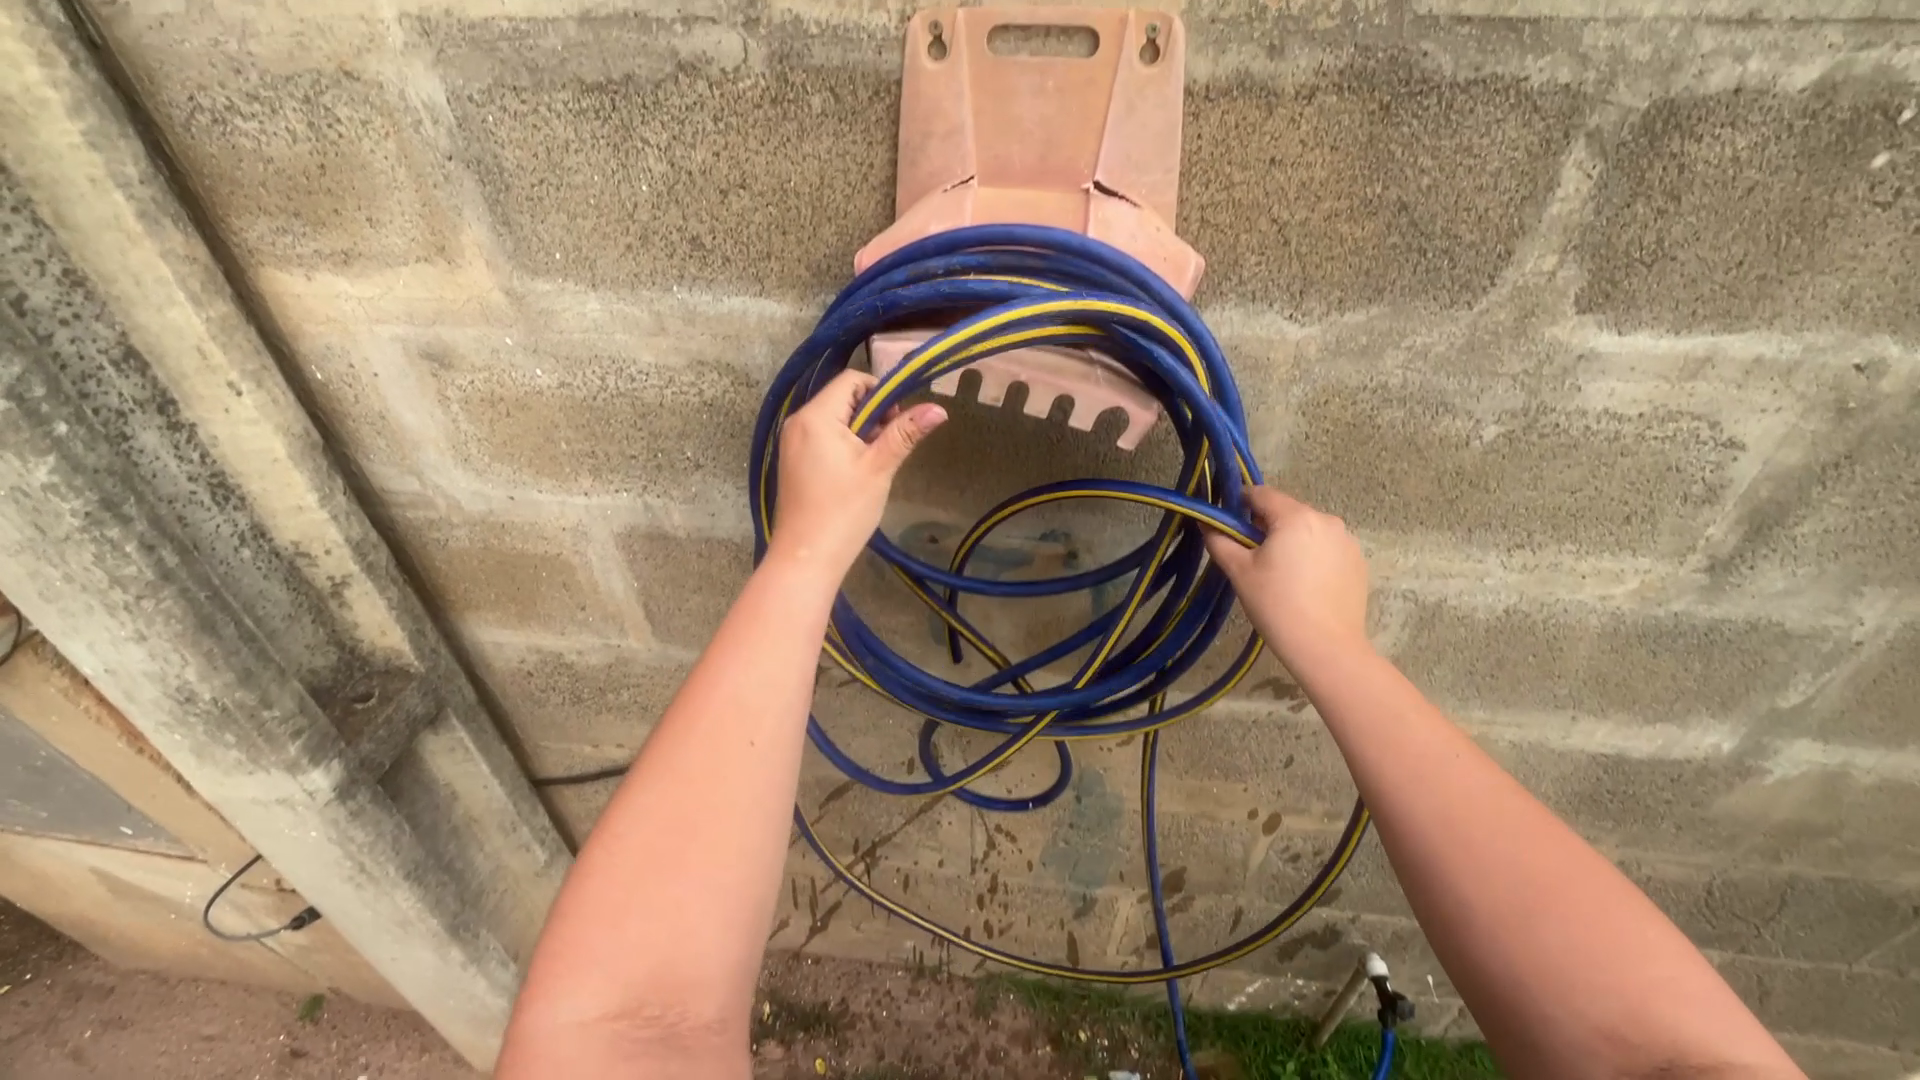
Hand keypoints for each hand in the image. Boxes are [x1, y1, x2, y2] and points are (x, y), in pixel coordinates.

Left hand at [769, 370, 946, 574]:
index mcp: (816, 416)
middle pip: (842, 398)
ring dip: (860, 433)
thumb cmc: (844, 511)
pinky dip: (844, 446)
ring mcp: (792, 443)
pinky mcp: (793, 462)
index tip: (896, 424)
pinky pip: (822, 438)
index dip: (881, 393)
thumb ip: (905, 433)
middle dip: (872, 416)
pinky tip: (855, 474)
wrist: (806, 557)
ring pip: (834, 420)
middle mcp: (798, 422)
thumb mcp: (879, 468)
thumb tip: (938, 408)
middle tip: (887, 448)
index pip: (852, 380)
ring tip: (873, 465)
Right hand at [1203, 486, 1370, 665]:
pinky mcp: (1358, 561)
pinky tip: (1305, 585)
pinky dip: (1312, 557)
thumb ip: (1219, 541)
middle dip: (1266, 527)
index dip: (1239, 504)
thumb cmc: (1276, 604)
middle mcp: (1326, 520)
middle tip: (1252, 558)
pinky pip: (1326, 548)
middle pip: (1286, 512)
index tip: (1229, 526)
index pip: (1261, 494)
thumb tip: (1206, 523)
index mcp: (1295, 517)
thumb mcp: (1239, 572)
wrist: (1325, 646)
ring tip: (1281, 575)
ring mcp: (1347, 541)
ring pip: (1307, 530)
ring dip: (1290, 542)